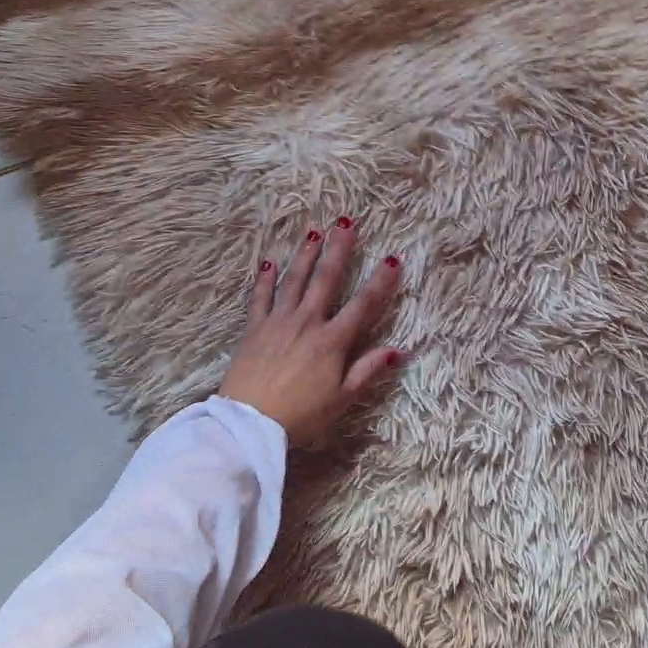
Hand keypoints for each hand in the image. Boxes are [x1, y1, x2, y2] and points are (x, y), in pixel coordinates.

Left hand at [219, 219, 404, 446]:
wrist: (249, 424)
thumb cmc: (301, 416)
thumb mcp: (341, 399)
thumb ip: (367, 370)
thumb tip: (398, 350)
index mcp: (333, 340)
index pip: (363, 304)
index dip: (381, 281)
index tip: (393, 258)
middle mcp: (307, 322)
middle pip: (326, 279)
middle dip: (339, 249)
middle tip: (347, 223)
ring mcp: (278, 322)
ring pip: (295, 280)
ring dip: (306, 255)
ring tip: (315, 233)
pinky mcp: (254, 329)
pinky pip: (260, 297)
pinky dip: (265, 279)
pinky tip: (269, 262)